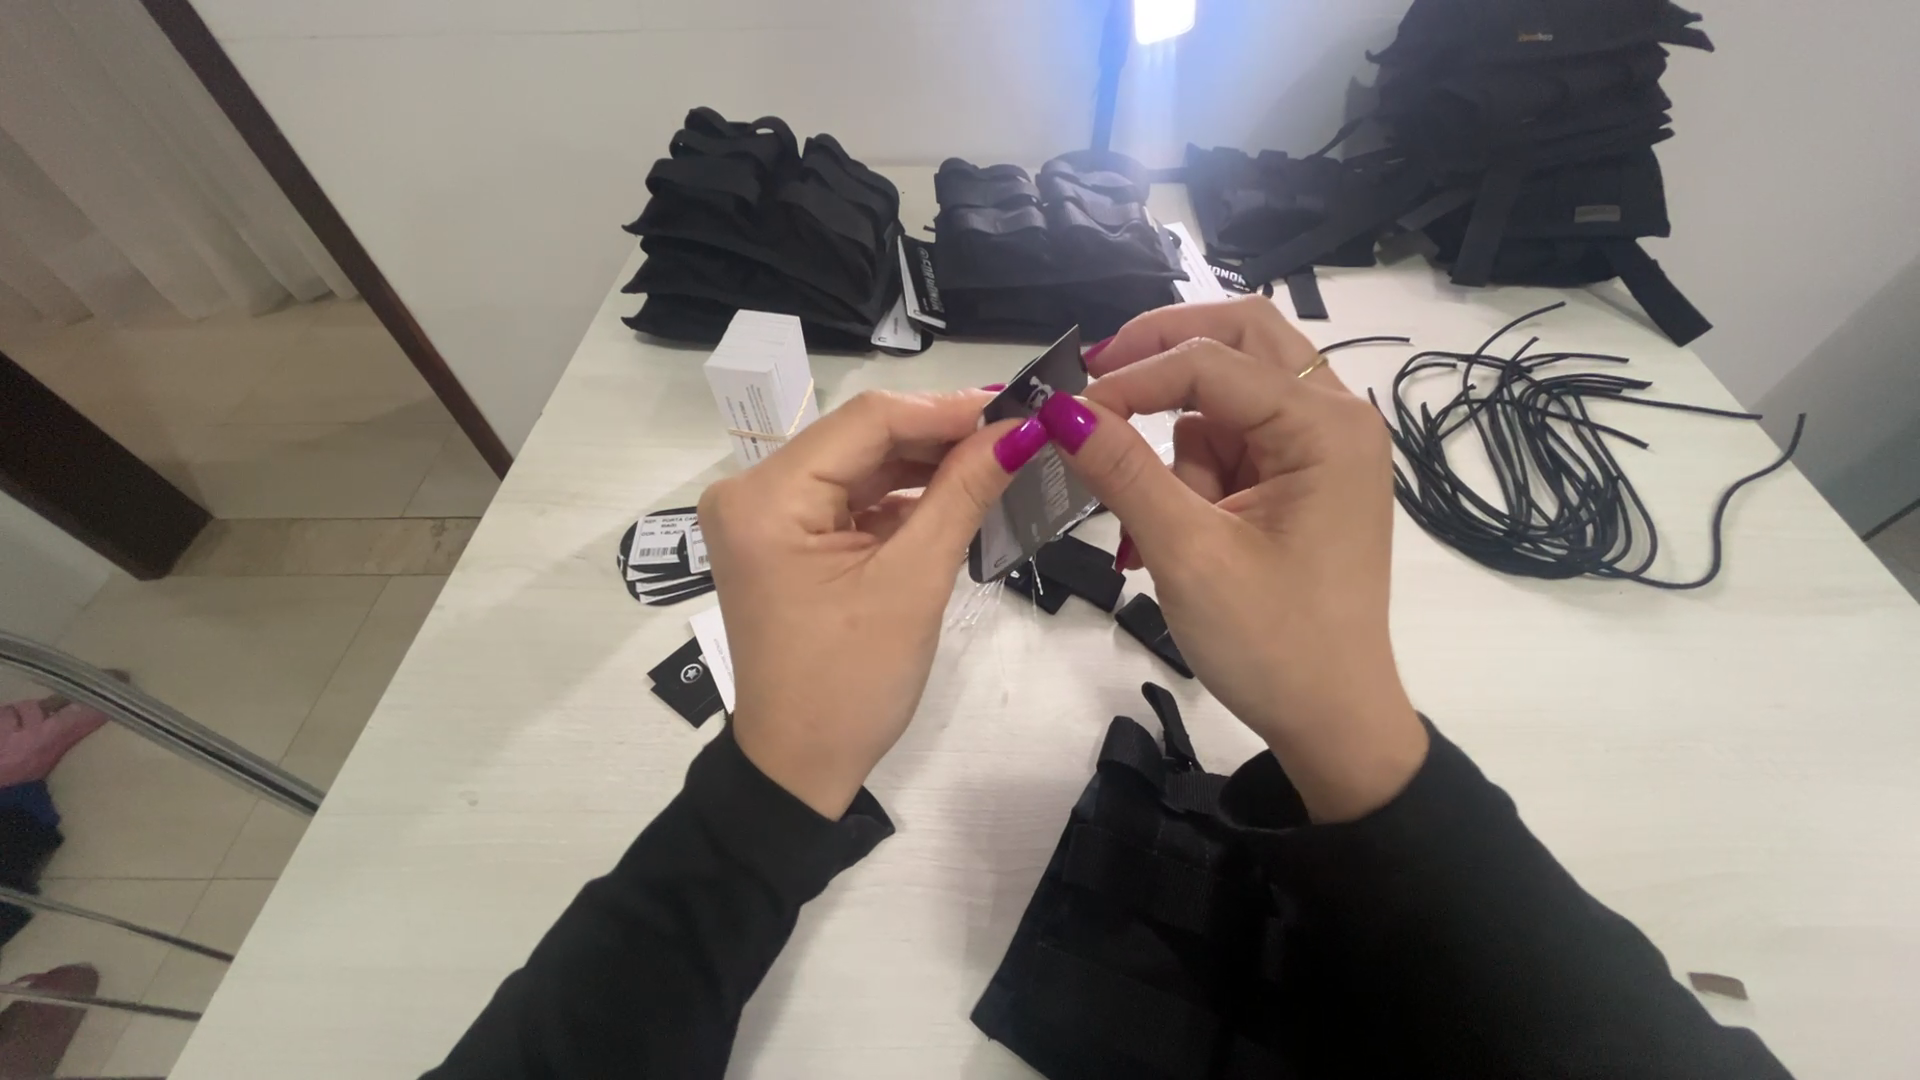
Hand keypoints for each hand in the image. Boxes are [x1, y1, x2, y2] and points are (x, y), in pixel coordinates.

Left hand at [698, 390, 1047, 818]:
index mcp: (766, 497)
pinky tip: (954, 491)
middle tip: (1014, 433)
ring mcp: (766, 515)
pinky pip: (851, 499)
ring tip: (996, 459)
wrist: (801, 764)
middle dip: (939, 437)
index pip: (867, 422)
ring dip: (925, 465)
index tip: (1014, 408)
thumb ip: (962, 494)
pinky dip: (901, 497)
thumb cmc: (852, 683)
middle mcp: (753, 491)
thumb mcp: (913, 582)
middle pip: (861, 440)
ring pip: (860, 466)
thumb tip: (1017, 432)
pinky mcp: (785, 538)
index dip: (946, 409)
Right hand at [1050, 296, 1427, 821]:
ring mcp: (1318, 451)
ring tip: (1171, 530)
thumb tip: (1056, 410)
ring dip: (1180, 449)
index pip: (1212, 360)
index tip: (1066, 413)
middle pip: (1239, 342)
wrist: (1330, 723)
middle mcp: (1333, 420)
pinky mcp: (1298, 482)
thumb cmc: (1270, 643)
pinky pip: (1228, 447)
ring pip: (1224, 401)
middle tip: (1098, 383)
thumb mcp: (1187, 553)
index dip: (1131, 378)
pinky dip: (1191, 477)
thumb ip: (1122, 472)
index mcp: (1326, 427)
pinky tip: (1185, 536)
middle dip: (1162, 356)